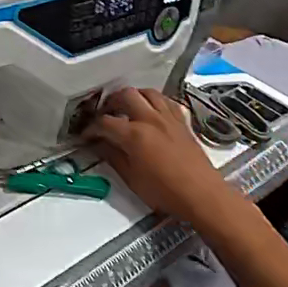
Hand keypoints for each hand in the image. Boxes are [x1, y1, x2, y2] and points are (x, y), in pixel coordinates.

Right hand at [87, 86, 248, 230]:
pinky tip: (151, 110)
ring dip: (133, 96)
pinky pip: (166, 100)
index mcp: (134, 134)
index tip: (86, 135)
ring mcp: (168, 118)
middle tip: (104, 114)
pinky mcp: (181, 121)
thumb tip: (99, 145)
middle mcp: (151, 119)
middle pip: (126, 95)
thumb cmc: (165, 191)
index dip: (91, 128)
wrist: (201, 194)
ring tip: (126, 107)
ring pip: (147, 92)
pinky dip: (154, 100)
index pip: (105, 122)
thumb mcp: (131, 178)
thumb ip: (113, 157)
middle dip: (110, 102)